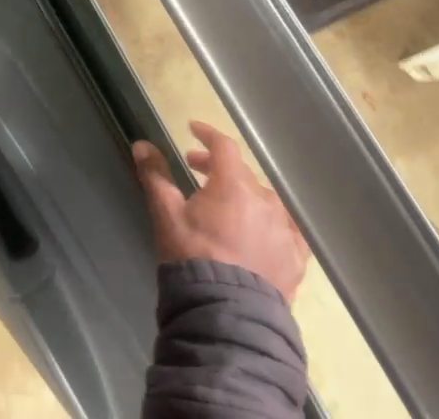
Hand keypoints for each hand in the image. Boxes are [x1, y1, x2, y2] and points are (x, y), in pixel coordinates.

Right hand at [133, 121, 310, 303]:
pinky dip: (271, 220)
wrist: (226, 309)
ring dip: (244, 194)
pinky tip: (261, 229)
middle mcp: (266, 201)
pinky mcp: (297, 258)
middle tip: (196, 170)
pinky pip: (287, 228)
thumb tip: (142, 144)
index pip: (224, 147)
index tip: (193, 130)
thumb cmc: (192, 254)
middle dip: (218, 167)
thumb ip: (155, 175)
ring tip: (226, 204)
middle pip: (243, 173)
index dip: (208, 135)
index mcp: (234, 186)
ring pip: (265, 199)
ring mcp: (286, 230)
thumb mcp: (166, 213)